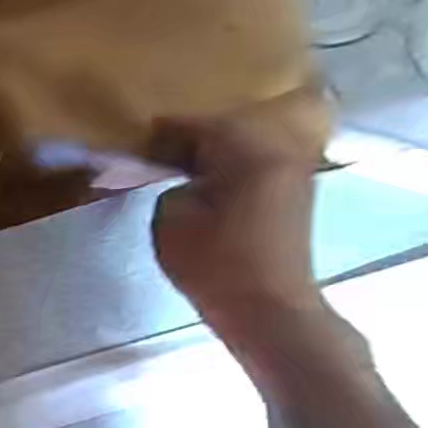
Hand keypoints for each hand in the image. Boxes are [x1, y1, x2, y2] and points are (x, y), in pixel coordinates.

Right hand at [149, 114, 323, 335]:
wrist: (264, 303)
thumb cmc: (212, 261)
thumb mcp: (171, 218)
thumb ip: (172, 185)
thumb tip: (183, 178)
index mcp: (251, 154)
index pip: (204, 125)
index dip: (166, 129)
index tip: (135, 136)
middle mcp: (281, 152)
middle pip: (230, 128)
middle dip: (189, 136)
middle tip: (150, 151)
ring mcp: (292, 172)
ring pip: (245, 144)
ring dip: (209, 150)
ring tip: (172, 164)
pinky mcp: (290, 192)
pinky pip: (255, 162)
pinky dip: (226, 163)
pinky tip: (202, 179)